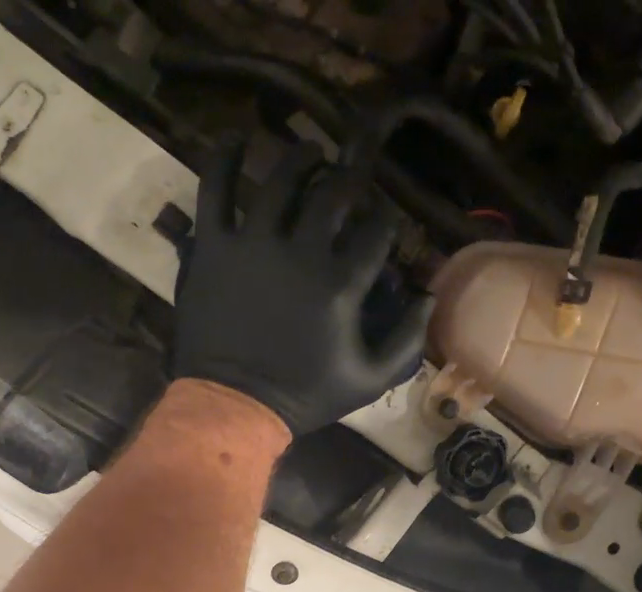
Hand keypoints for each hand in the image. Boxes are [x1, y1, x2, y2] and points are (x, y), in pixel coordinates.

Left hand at [171, 137, 433, 434]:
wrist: (236, 404)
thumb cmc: (307, 395)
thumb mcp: (371, 379)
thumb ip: (407, 339)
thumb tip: (428, 297)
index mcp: (341, 284)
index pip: (375, 232)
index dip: (386, 220)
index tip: (385, 218)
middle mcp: (301, 252)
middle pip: (334, 194)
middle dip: (350, 180)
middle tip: (352, 177)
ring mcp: (252, 243)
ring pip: (280, 180)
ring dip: (301, 159)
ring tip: (310, 152)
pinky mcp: (213, 245)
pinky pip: (215, 188)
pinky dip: (225, 158)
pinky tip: (236, 137)